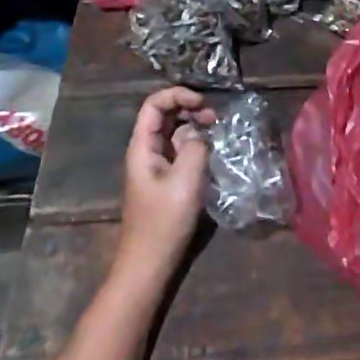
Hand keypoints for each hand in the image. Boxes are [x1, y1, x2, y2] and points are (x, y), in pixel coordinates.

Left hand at [115, 87, 214, 286]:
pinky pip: (180, 152)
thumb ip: (195, 149)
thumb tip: (201, 135)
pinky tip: (211, 154)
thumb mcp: (185, 182)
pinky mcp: (166, 181)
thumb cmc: (163, 223)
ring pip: (174, 133)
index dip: (177, 95)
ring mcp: (156, 166)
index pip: (154, 104)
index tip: (203, 103)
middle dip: (189, 109)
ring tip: (217, 133)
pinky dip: (196, 146)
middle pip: (165, 116)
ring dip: (194, 127)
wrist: (148, 264)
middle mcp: (146, 151)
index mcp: (142, 146)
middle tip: (215, 118)